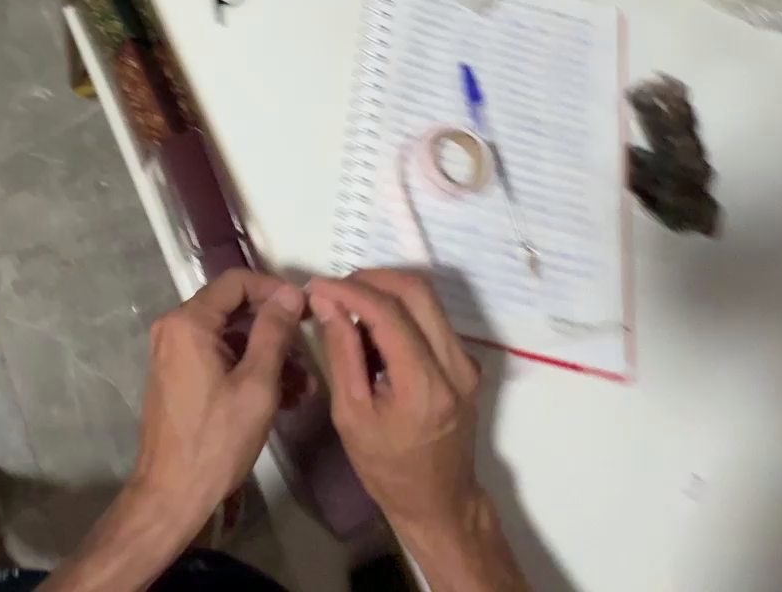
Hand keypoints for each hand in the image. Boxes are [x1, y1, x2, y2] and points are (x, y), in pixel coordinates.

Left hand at [126, 270, 306, 527]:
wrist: (170, 495)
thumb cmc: (216, 440)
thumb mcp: (256, 385)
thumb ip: (274, 333)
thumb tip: (291, 293)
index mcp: (189, 322)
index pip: (236, 282)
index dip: (274, 289)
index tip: (305, 309)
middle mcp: (175, 327)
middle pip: (233, 308)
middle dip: (274, 327)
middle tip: (308, 346)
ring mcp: (174, 351)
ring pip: (230, 337)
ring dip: (267, 354)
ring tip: (304, 386)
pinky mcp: (179, 374)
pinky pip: (218, 357)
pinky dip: (248, 369)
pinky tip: (283, 396)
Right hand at [307, 269, 483, 533]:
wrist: (439, 503)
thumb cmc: (387, 467)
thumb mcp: (350, 414)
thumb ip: (341, 351)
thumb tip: (325, 300)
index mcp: (425, 385)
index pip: (388, 312)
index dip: (349, 290)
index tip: (316, 286)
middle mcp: (455, 365)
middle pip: (416, 290)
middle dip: (370, 278)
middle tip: (335, 289)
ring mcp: (465, 361)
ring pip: (426, 298)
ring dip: (384, 291)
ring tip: (349, 307)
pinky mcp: (465, 360)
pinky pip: (430, 316)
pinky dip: (398, 308)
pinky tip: (371, 329)